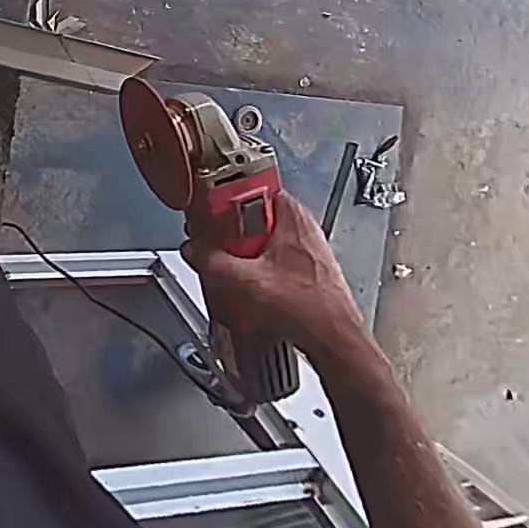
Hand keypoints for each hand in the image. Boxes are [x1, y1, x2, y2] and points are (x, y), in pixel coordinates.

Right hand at [181, 191, 369, 362]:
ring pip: (265, 237)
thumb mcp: (245, 281)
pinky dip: (260, 265)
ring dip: (245, 249)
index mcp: (291, 215)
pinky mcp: (308, 268)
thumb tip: (194, 250)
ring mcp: (307, 247)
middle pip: (256, 215)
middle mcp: (303, 226)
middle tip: (215, 242)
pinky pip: (275, 256)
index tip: (211, 209)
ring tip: (230, 266)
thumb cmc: (307, 307)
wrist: (334, 339)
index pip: (254, 187)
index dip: (228, 198)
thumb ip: (212, 261)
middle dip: (233, 229)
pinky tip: (251, 284)